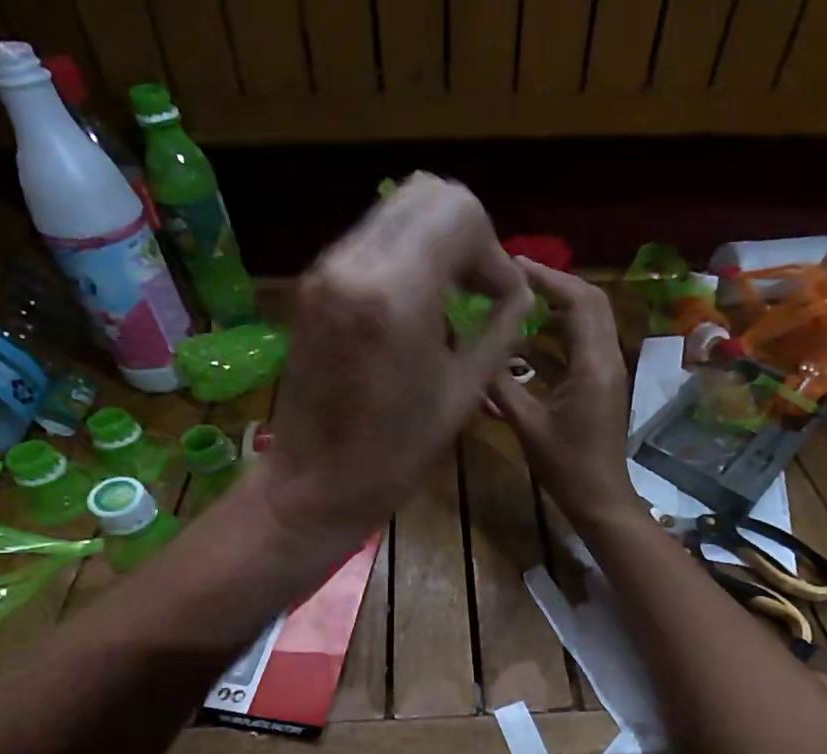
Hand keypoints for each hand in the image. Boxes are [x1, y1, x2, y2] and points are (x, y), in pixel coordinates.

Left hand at [263, 173, 533, 543]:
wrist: (312, 486)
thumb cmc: (394, 455)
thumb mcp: (465, 391)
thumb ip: (500, 324)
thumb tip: (517, 289)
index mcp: (396, 292)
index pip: (460, 210)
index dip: (491, 251)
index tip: (497, 298)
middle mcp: (353, 266)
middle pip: (426, 194)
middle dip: (465, 233)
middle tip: (474, 288)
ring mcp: (324, 274)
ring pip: (394, 213)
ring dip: (432, 242)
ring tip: (446, 298)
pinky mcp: (310, 290)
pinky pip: (367, 244)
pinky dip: (400, 258)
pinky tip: (411, 308)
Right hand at [485, 257, 636, 517]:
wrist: (599, 497)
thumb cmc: (564, 464)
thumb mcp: (526, 424)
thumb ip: (500, 386)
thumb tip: (473, 352)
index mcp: (593, 364)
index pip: (578, 301)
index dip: (548, 279)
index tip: (515, 265)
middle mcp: (605, 358)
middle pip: (588, 304)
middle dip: (553, 286)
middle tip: (514, 278)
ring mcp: (603, 371)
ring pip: (583, 325)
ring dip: (552, 311)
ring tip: (513, 306)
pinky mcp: (596, 385)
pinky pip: (576, 349)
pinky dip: (552, 340)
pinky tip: (520, 347)